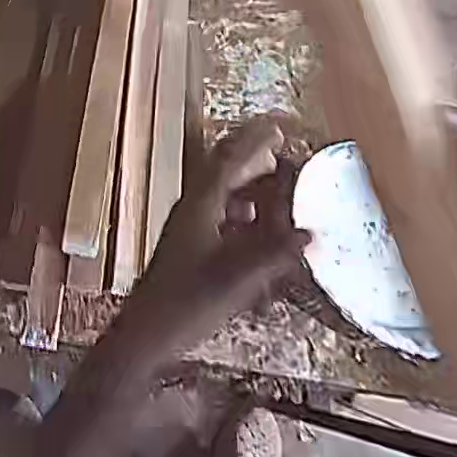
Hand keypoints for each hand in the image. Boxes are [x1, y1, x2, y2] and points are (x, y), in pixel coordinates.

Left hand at [101, 120, 311, 377]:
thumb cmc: (187, 302)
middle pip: (224, 174)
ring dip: (251, 191)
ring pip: (223, 197)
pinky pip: (221, 221)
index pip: (228, 162)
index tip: (274, 125)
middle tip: (282, 154)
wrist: (148, 331)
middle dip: (252, 162)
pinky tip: (261, 232)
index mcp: (200, 206)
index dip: (252, 142)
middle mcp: (192, 210)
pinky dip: (244, 219)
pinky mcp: (190, 248)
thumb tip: (308, 235)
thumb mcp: (237, 279)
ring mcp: (189, 228)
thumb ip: (273, 255)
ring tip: (280, 193)